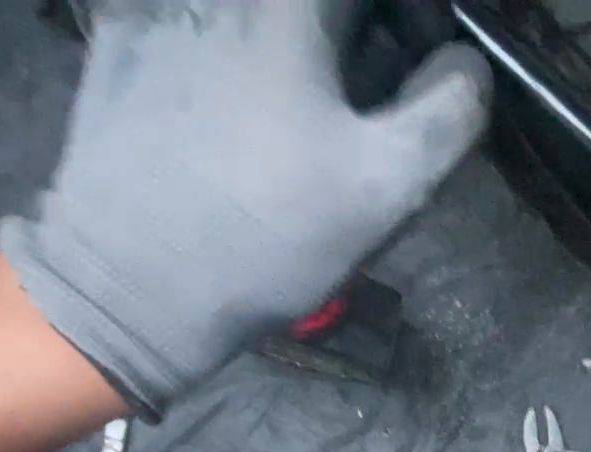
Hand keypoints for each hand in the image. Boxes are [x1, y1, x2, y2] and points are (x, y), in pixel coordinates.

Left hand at [0, 0, 491, 417]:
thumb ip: (449, 113)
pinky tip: (245, 124)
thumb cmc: (273, 235)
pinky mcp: (123, 43)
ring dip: (309, 50)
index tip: (424, 70)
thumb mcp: (389, 187)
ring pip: (265, 17)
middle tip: (377, 104)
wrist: (133, 284)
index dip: (416, 19)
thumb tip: (468, 63)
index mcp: (288, 6)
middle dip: (365, 37)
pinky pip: (210, 29)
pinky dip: (248, 58)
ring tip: (311, 122)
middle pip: (322, 3)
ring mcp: (161, 9)